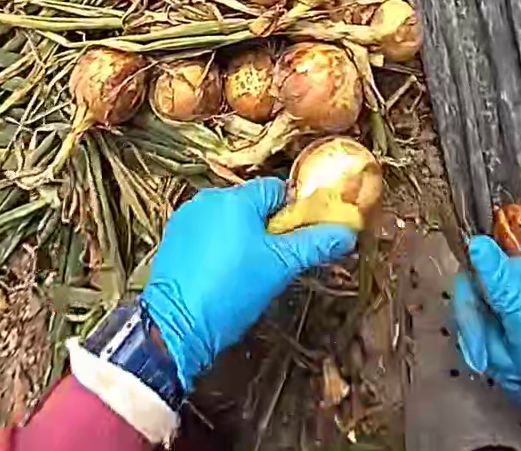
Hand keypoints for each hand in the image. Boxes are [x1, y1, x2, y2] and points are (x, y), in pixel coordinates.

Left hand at [140, 177, 356, 383]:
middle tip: (271, 261)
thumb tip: (348, 231)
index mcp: (237, 197)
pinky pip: (206, 231)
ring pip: (229, 218)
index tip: (292, 243)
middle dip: (266, 227)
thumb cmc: (232, 291)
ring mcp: (187, 216)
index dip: (290, 215)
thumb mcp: (280, 267)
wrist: (172, 331)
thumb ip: (315, 244)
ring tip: (243, 272)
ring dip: (241, 235)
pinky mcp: (172, 238)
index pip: (278, 190)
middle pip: (253, 203)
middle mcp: (210, 197)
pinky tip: (219, 274)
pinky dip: (217, 245)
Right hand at [452, 236, 520, 450]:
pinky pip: (498, 351)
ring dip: (499, 361)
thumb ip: (501, 285)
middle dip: (486, 343)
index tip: (478, 350)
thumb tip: (477, 242)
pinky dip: (508, 371)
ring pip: (484, 333)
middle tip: (511, 365)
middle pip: (474, 308)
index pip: (469, 279)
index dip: (467, 316)